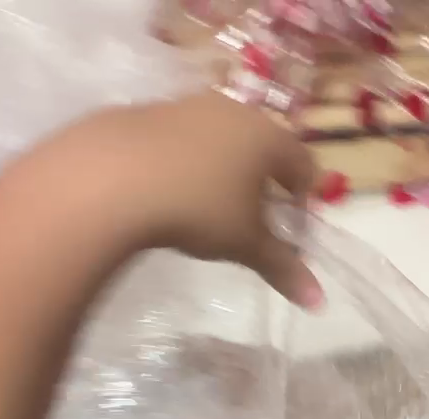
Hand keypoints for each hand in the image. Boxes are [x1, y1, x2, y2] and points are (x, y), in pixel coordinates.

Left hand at [33, 94, 322, 306]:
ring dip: (227, 169)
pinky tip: (174, 193)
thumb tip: (319, 303)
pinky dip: (189, 164)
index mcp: (266, 137)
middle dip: (266, 181)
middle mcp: (231, 111)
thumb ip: (284, 269)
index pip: (304, 164)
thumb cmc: (199, 209)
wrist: (109, 179)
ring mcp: (186, 106)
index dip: (306, 198)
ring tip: (215, 206)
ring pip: (223, 138)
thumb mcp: (247, 245)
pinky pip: (184, 140)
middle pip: (264, 145)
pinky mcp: (146, 113)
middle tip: (258, 217)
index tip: (295, 226)